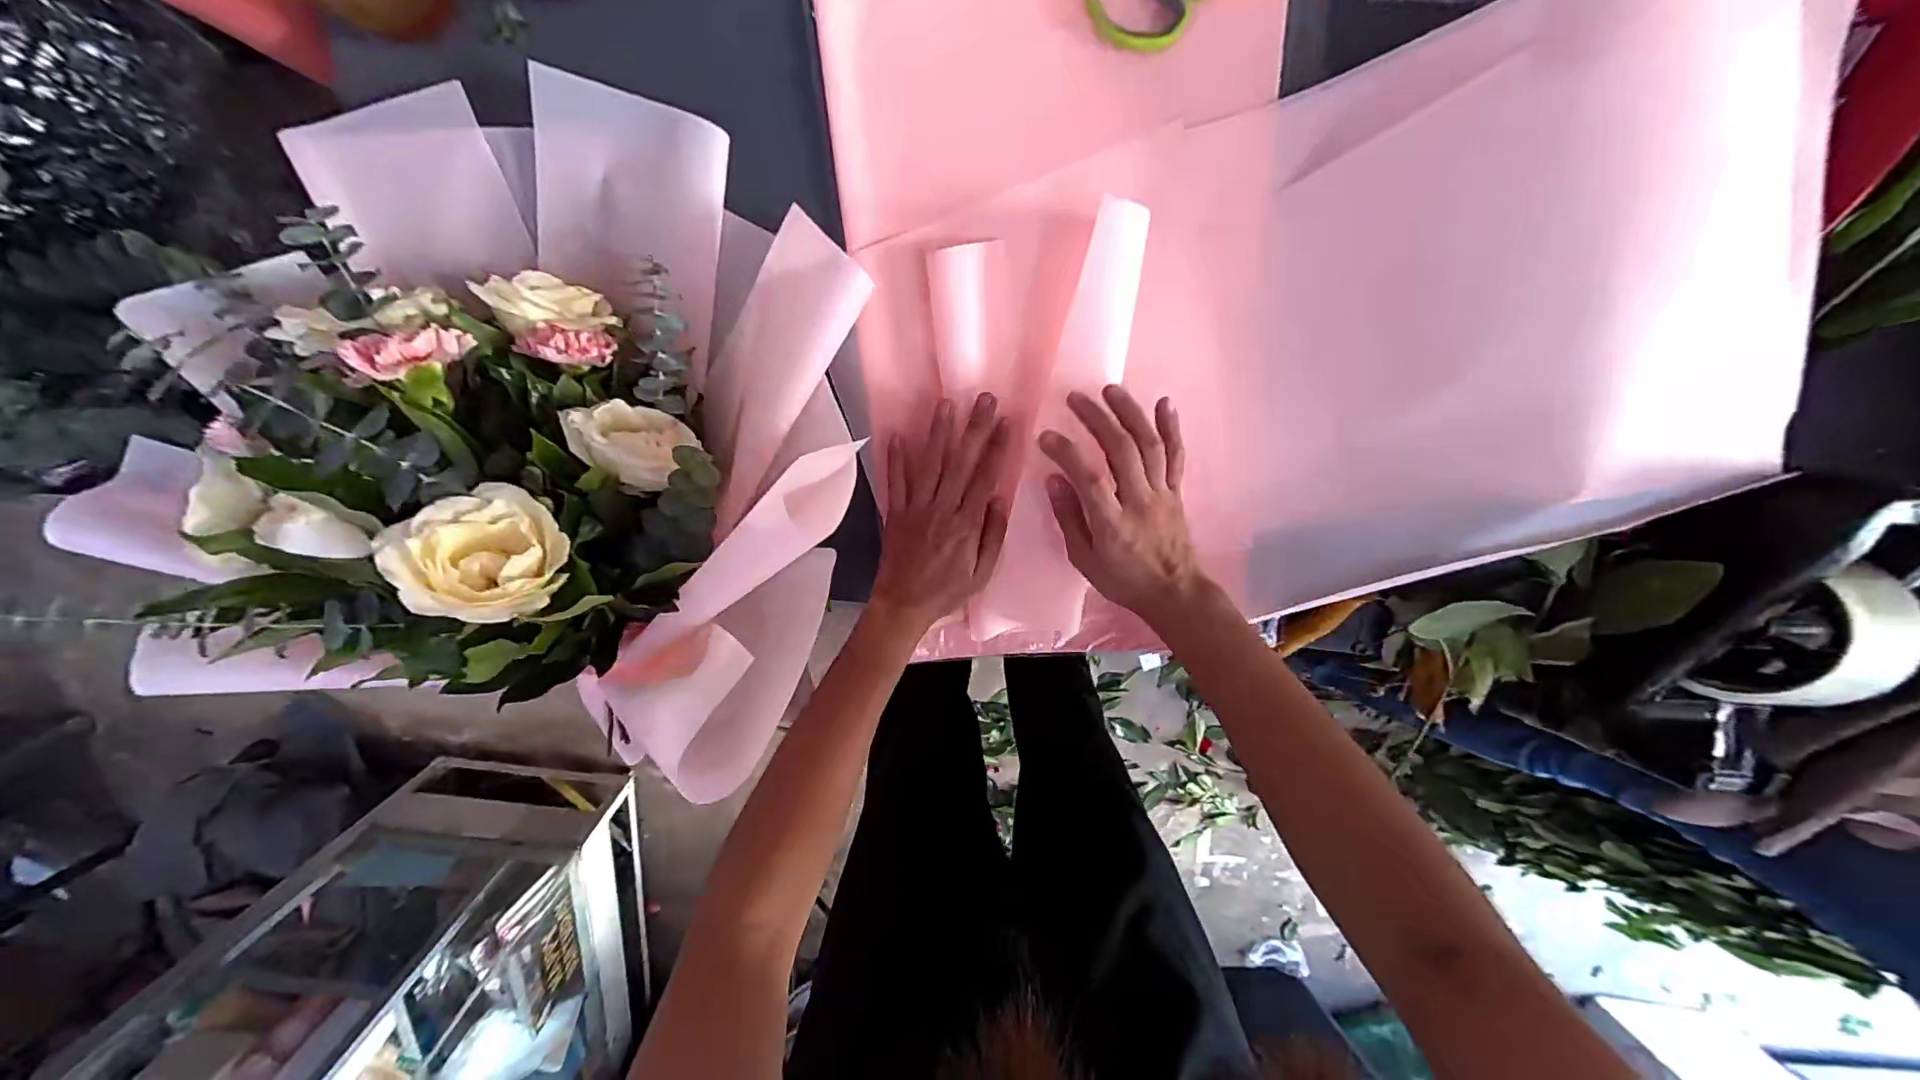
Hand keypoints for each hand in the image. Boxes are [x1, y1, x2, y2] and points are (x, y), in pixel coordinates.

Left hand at [870, 393, 1012, 633]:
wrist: (902, 604)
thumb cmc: (946, 592)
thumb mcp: (981, 574)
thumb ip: (993, 536)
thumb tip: (1001, 500)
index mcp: (966, 525)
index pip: (985, 478)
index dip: (997, 448)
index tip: (1007, 422)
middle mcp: (941, 510)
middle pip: (960, 463)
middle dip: (973, 429)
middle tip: (983, 400)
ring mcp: (915, 509)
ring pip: (929, 465)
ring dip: (938, 433)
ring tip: (946, 405)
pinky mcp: (895, 513)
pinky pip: (895, 482)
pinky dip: (896, 459)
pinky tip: (899, 435)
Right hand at [1039, 386, 1209, 625]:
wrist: (1175, 593)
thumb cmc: (1124, 580)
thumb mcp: (1085, 560)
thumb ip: (1069, 519)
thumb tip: (1054, 480)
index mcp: (1112, 524)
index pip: (1089, 479)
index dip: (1067, 453)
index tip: (1046, 437)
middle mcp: (1140, 502)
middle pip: (1121, 451)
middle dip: (1098, 419)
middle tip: (1076, 398)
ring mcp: (1162, 494)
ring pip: (1149, 445)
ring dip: (1130, 413)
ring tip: (1111, 390)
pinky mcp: (1177, 491)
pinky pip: (1176, 455)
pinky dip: (1171, 427)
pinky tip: (1163, 403)